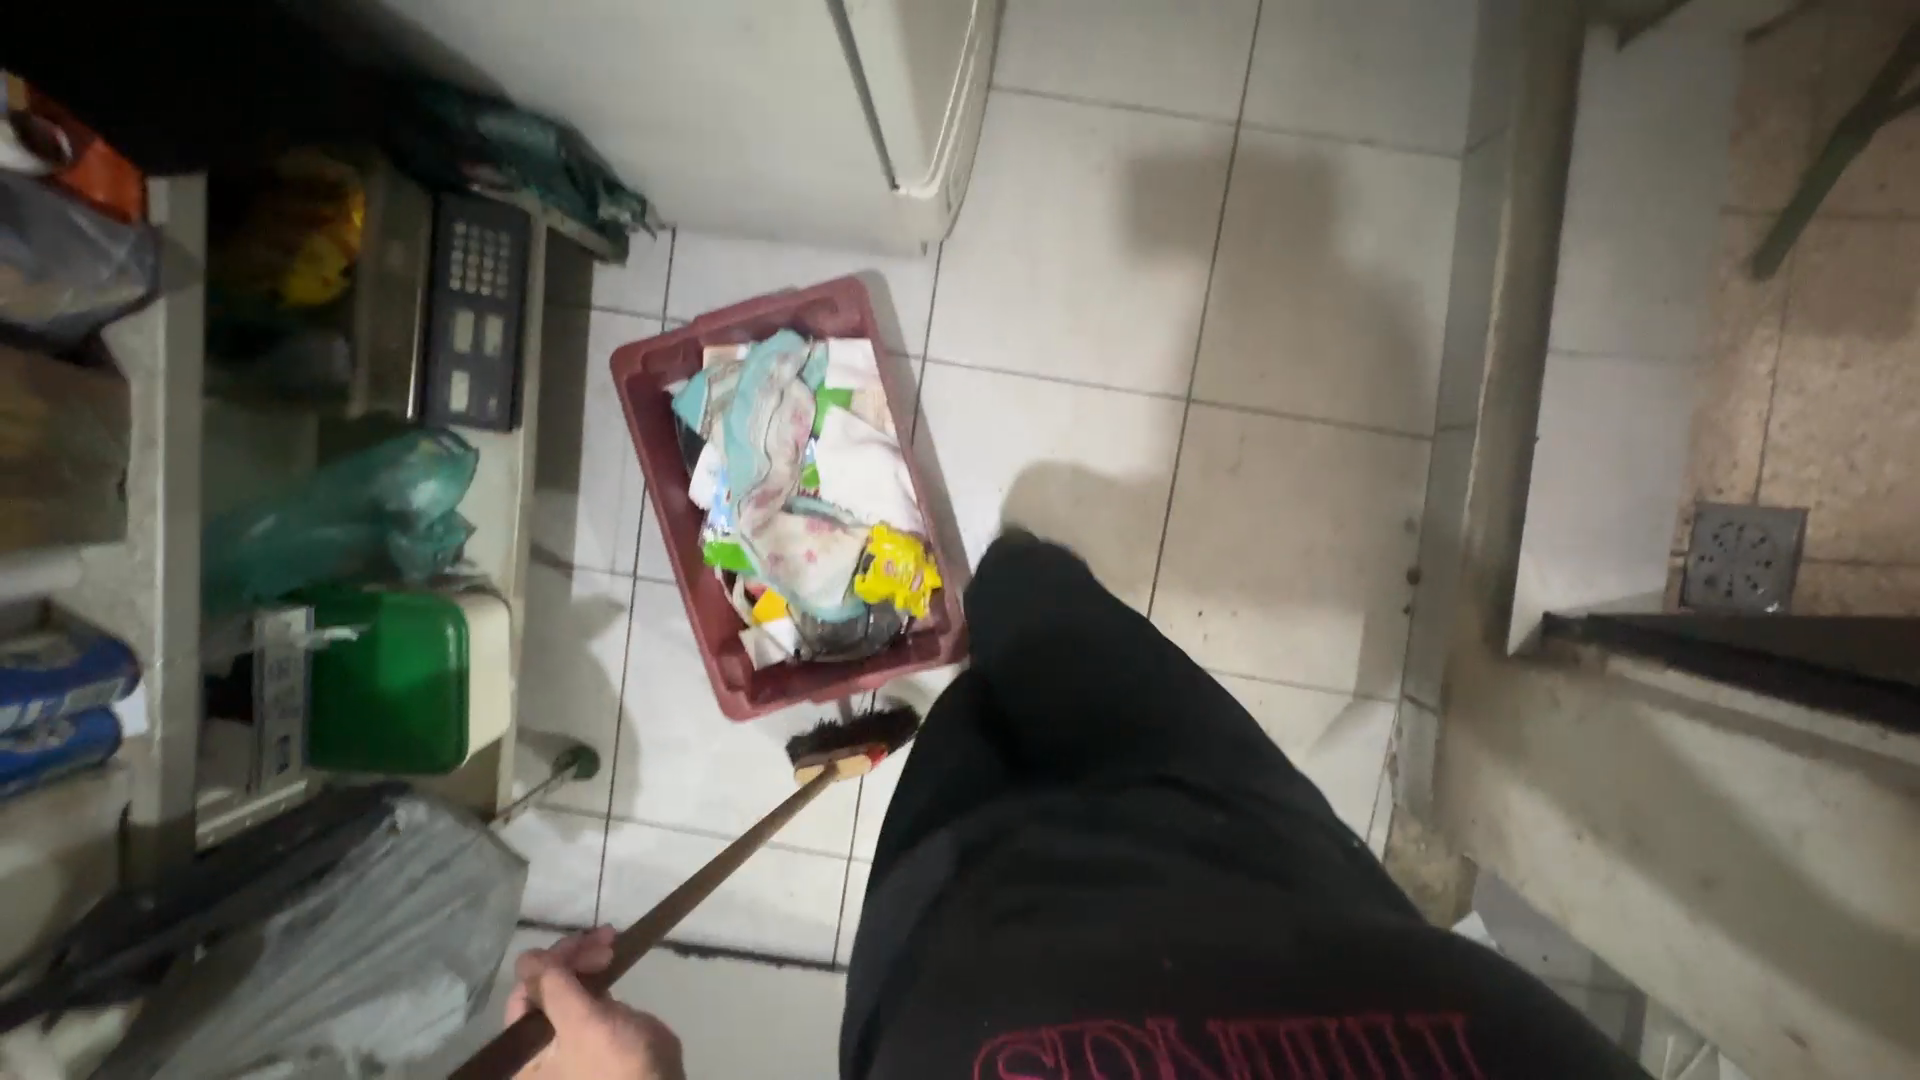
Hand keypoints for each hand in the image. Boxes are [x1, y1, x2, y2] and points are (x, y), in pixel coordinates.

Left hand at [506, 926, 685, 1079]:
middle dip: (572, 958)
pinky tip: (614, 953)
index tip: (582, 941)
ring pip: (568, 985)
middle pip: (546, 988)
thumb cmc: (614, 1063)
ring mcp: (571, 1034)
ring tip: (612, 938)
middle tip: (605, 938)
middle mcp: (541, 1044)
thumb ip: (553, 989)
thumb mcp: (581, 1025)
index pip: (524, 997)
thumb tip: (527, 956)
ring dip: (587, 956)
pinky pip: (589, 991)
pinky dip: (599, 969)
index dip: (549, 964)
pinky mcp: (597, 1026)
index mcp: (526, 1053)